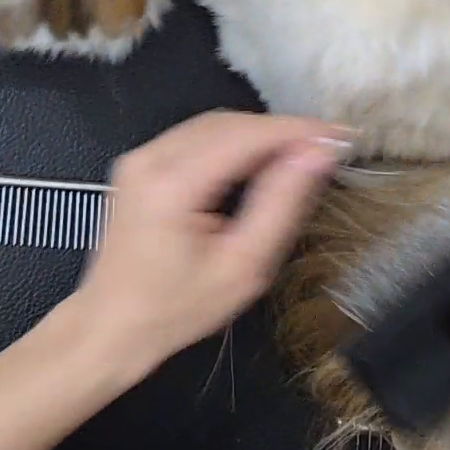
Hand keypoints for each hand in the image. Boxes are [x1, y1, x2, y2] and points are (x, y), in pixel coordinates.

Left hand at [69, 111, 347, 373]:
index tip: (339, 136)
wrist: (110, 325)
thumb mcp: (242, 267)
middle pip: (229, 123)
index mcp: (173, 182)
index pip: (246, 136)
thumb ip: (280, 205)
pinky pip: (194, 137)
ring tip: (300, 155)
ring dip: (257, 135)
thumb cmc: (176, 309)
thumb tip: (315, 157)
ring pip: (212, 125)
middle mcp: (151, 157)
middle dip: (280, 131)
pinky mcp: (139, 164)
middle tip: (324, 150)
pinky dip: (232, 142)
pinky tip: (258, 161)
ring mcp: (140, 157)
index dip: (297, 131)